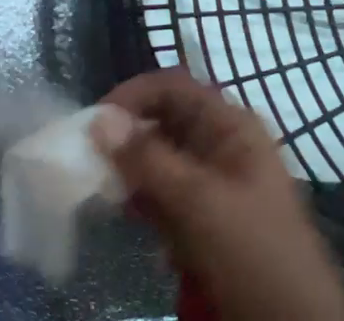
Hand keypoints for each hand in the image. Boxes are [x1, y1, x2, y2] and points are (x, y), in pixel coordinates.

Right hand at [92, 69, 343, 320]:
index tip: (94, 123)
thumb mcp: (199, 202)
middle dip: (125, 136)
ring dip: (129, 170)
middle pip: (161, 121)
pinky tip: (125, 213)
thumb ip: (146, 159)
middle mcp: (220, 146)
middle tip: (90, 160)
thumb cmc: (254, 254)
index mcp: (231, 128)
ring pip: (157, 158)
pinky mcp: (203, 218)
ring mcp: (212, 183)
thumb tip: (97, 120)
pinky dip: (141, 198)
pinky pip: (162, 193)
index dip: (132, 96)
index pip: (172, 88)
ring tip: (105, 190)